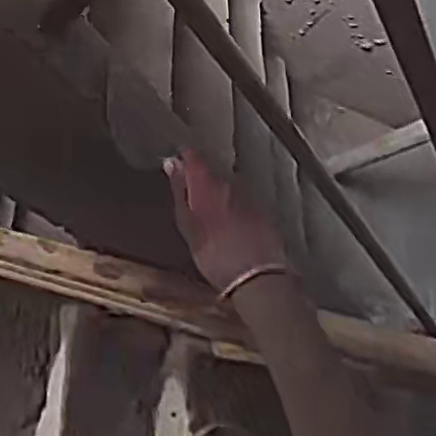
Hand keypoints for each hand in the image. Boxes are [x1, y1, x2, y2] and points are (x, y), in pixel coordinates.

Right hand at [163, 148, 286, 290]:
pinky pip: (242, 201)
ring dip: (218, 195)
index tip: (175, 168)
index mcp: (207, 183)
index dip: (183, 158)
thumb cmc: (212, 252)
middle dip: (200, 181)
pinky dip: (233, 208)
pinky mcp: (263, 212)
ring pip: (228, 186)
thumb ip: (179, 190)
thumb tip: (172, 164)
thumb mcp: (186, 223)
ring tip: (210, 218)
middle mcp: (230, 183)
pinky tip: (230, 228)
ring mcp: (249, 197)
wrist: (256, 279)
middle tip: (191, 202)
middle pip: (211, 171)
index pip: (194, 156)